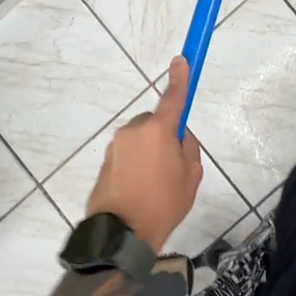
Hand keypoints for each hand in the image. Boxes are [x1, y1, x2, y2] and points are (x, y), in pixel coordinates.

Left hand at [86, 56, 204, 249]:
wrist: (120, 236)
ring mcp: (115, 146)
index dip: (180, 77)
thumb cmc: (163, 203)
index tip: (181, 59)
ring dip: (148, 152)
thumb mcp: (191, 175)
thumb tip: (177, 136)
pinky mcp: (104, 163)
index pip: (173, 97)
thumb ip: (187, 148)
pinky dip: (135, 165)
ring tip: (154, 185)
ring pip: (140, 140)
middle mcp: (133, 131)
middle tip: (172, 165)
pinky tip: (140, 190)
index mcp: (158, 130)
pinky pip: (128, 155)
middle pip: (155, 122)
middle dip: (163, 135)